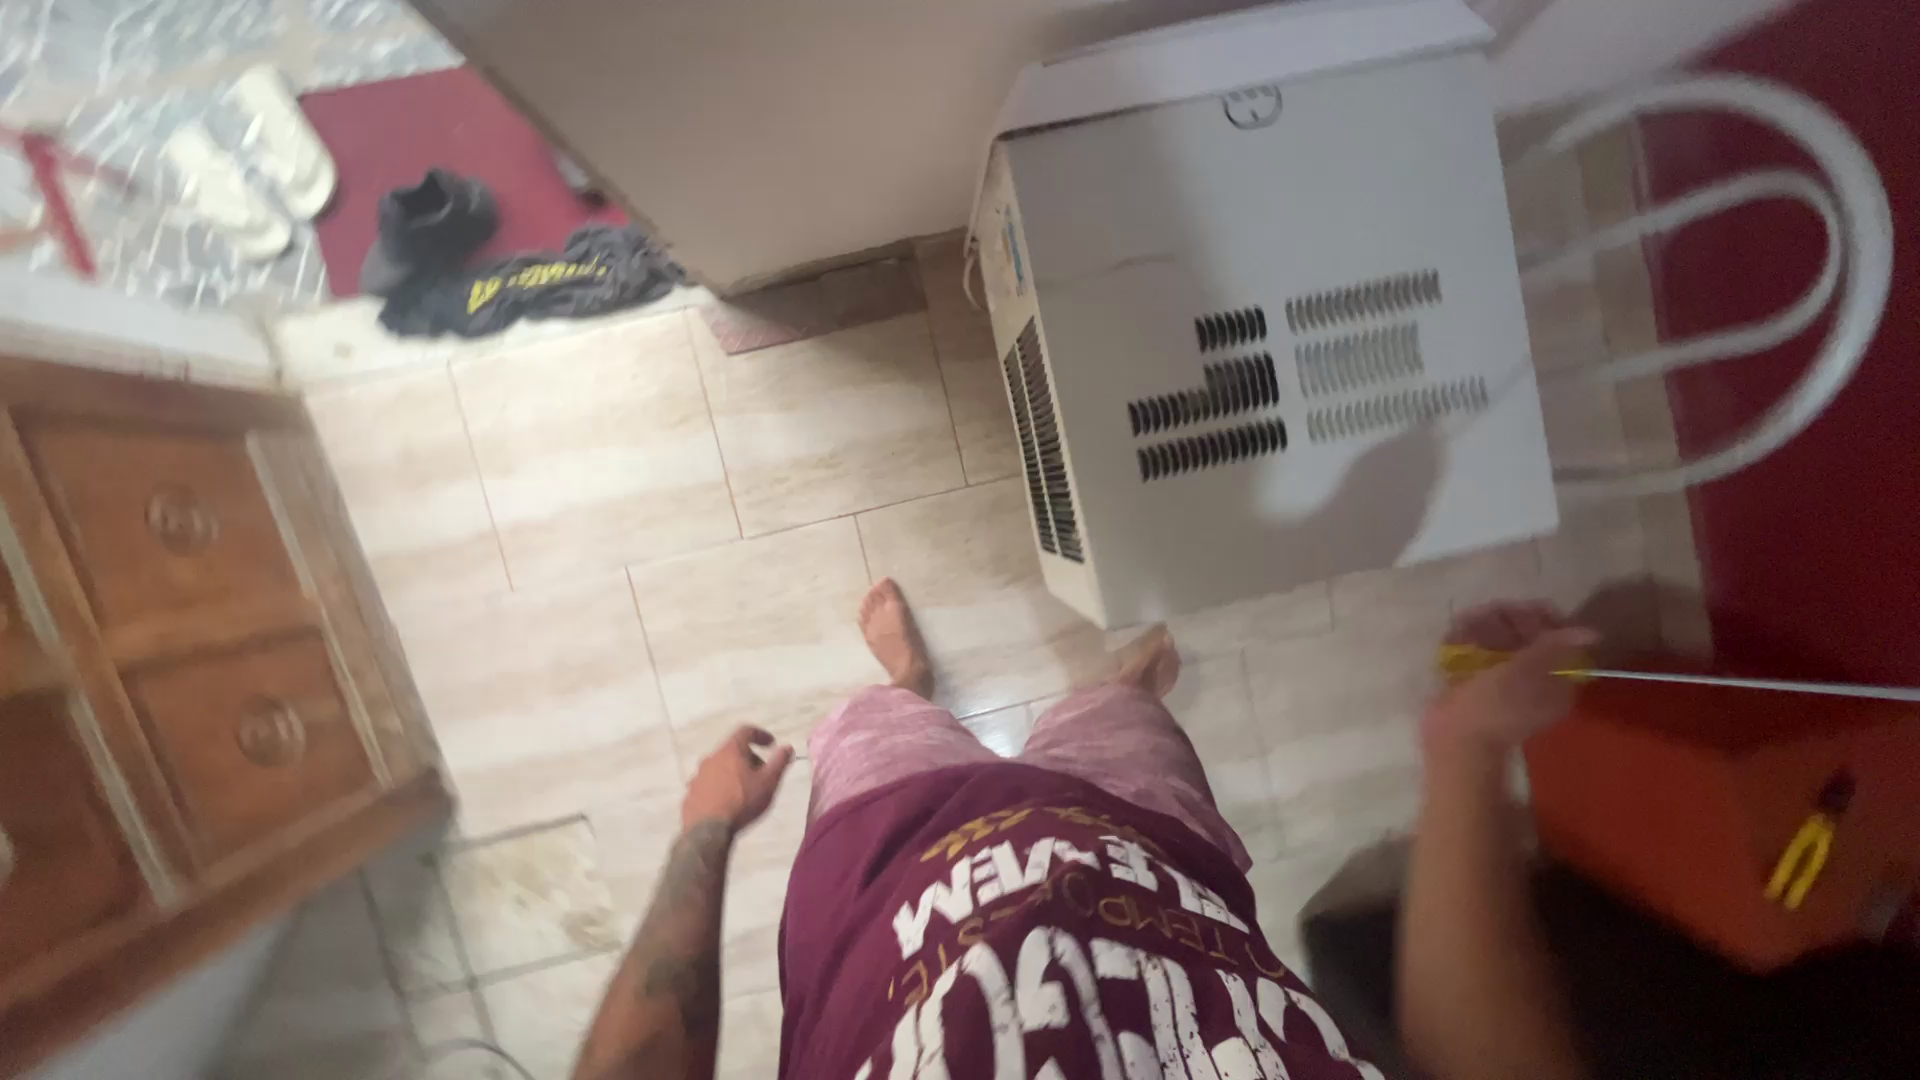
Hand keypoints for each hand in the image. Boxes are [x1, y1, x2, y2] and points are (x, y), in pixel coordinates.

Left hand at [682, 726, 793, 833]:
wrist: (706, 832)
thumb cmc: (742, 802)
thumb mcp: (768, 782)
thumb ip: (779, 762)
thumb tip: (787, 747)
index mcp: (730, 751)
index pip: (745, 731)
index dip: (760, 735)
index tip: (771, 744)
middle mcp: (711, 758)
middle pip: (732, 750)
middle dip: (749, 758)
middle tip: (761, 773)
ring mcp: (697, 776)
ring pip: (719, 768)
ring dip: (733, 773)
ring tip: (744, 790)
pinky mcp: (690, 794)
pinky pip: (708, 784)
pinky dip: (720, 787)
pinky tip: (727, 803)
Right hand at [1427, 602, 1598, 754]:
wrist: (1454, 738)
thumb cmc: (1492, 706)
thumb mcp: (1524, 674)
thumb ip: (1552, 649)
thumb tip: (1592, 632)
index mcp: (1554, 684)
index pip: (1557, 644)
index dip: (1543, 623)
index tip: (1521, 607)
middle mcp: (1532, 682)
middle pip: (1527, 642)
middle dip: (1507, 623)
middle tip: (1486, 610)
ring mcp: (1502, 683)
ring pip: (1499, 646)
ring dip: (1483, 629)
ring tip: (1465, 620)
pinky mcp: (1476, 684)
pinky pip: (1477, 656)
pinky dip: (1467, 643)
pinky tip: (1456, 634)